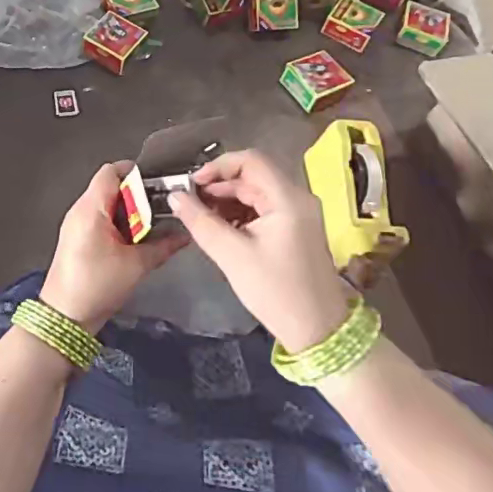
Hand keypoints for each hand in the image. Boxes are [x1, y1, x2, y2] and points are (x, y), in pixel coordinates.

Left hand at [41, 162, 186, 330]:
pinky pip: (99, 219)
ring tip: (153, 225)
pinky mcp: (76, 239)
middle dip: (137, 194)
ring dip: (129, 211)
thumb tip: (186, 234)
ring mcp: (75, 224)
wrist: (64, 317)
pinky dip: (118, 223)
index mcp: (91, 208)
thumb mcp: (137, 265)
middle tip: (163, 207)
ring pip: (106, 204)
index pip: (111, 171)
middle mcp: (80, 210)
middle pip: (110, 186)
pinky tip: (134, 240)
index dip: (135, 172)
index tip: (159, 185)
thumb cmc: (99, 285)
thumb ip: (163, 246)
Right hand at [168, 149, 352, 350]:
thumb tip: (175, 197)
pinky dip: (240, 213)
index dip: (218, 166)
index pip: (251, 160)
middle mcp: (297, 198)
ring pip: (256, 193)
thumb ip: (201, 222)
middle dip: (219, 186)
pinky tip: (221, 228)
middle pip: (253, 176)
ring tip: (201, 218)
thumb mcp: (232, 255)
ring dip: (228, 200)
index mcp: (288, 198)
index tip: (192, 185)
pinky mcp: (295, 229)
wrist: (317, 330)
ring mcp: (299, 214)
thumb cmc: (275, 291)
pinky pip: (263, 209)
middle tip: (190, 204)